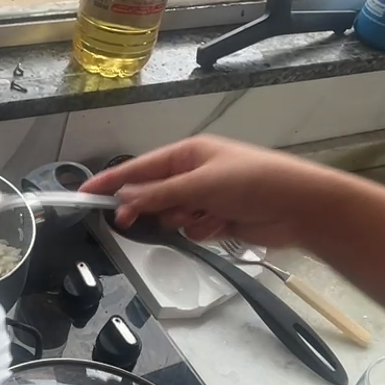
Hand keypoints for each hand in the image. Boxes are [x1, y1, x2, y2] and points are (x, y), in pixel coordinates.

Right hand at [80, 136, 350, 246]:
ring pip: (170, 216)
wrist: (300, 207)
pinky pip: (190, 229)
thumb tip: (123, 198)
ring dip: (183, 221)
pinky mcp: (215, 218)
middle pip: (151, 195)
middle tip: (136, 221)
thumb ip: (159, 194)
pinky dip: (201, 230)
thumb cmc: (253, 183)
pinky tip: (222, 225)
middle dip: (152, 208)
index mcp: (187, 154)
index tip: (83, 194)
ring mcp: (204, 197)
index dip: (110, 182)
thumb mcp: (201, 184)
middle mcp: (192, 174)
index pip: (138, 168)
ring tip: (207, 217)